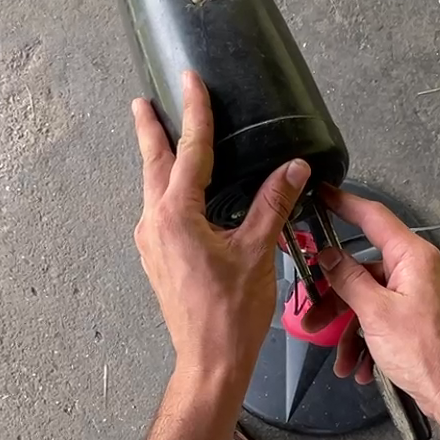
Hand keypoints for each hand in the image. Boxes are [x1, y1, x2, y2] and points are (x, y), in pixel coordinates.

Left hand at [131, 71, 308, 386]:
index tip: (191, 80)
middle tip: (145, 102)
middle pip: (153, 164)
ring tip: (161, 140)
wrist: (210, 359)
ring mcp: (151, 243)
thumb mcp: (256, 252)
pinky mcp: (157, 260)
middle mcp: (154, 223)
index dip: (195, 113)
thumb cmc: (232, 312)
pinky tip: (180, 195)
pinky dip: (166, 191)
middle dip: (152, 130)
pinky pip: (158, 212)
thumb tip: (294, 168)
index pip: (190, 151)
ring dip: (157, 161)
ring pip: (152, 189)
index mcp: (176, 215)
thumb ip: (272, 205)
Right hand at [307, 187, 439, 428]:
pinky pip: (384, 319)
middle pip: (364, 270)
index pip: (373, 217)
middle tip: (312, 316)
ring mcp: (420, 295)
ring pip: (370, 300)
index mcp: (414, 258)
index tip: (322, 196)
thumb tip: (329, 255)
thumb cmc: (427, 354)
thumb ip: (348, 279)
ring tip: (338, 358)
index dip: (344, 204)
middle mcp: (419, 270)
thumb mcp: (375, 313)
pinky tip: (358, 366)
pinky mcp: (419, 317)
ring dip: (349, 330)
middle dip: (335, 298)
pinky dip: (367, 340)